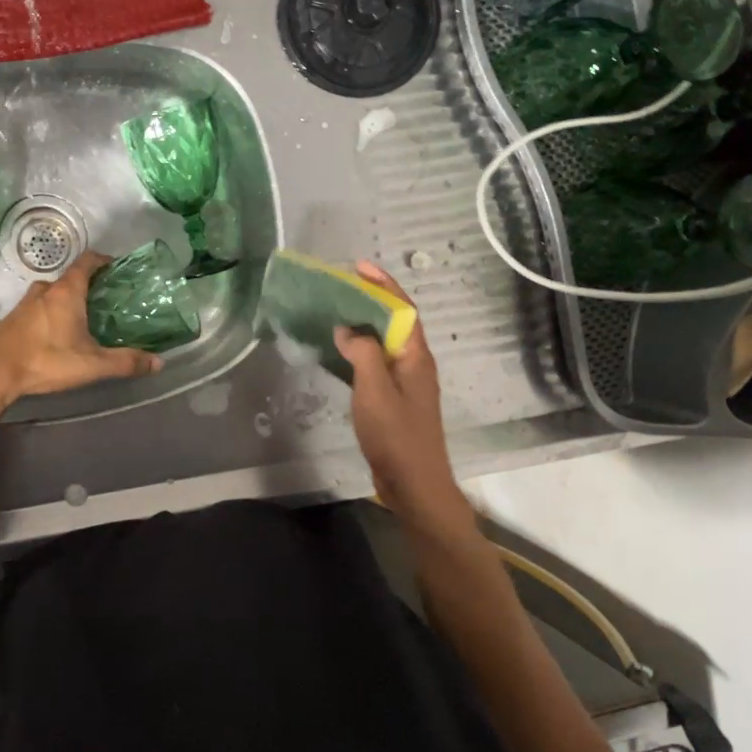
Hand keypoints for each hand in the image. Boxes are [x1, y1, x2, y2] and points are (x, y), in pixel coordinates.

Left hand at [0, 251, 161, 402]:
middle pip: (70, 279)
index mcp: (66, 292)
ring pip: (51, 294)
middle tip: (104, 303)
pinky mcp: (11, 319)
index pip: (87, 262)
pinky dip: (49, 315)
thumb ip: (126, 362)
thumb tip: (159, 363)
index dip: (103, 261)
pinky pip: (37, 309)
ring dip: (66, 302)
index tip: (116, 269)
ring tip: (81, 321)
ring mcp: (24, 303)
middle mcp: (44, 290)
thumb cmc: (47, 362)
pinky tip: (55, 336)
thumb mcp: (92, 365)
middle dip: (87, 287)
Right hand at [334, 261, 472, 534]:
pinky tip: (339, 351)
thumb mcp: (375, 390)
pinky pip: (376, 363)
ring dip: (364, 324)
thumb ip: (363, 352)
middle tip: (340, 286)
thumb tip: (349, 328)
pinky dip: (359, 350)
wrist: (414, 484)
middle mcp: (415, 364)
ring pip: (385, 343)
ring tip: (335, 311)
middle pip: (395, 322)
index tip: (359, 267)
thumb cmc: (396, 435)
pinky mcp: (394, 400)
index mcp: (416, 357)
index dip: (383, 285)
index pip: (403, 309)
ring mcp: (406, 383)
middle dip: (372, 300)